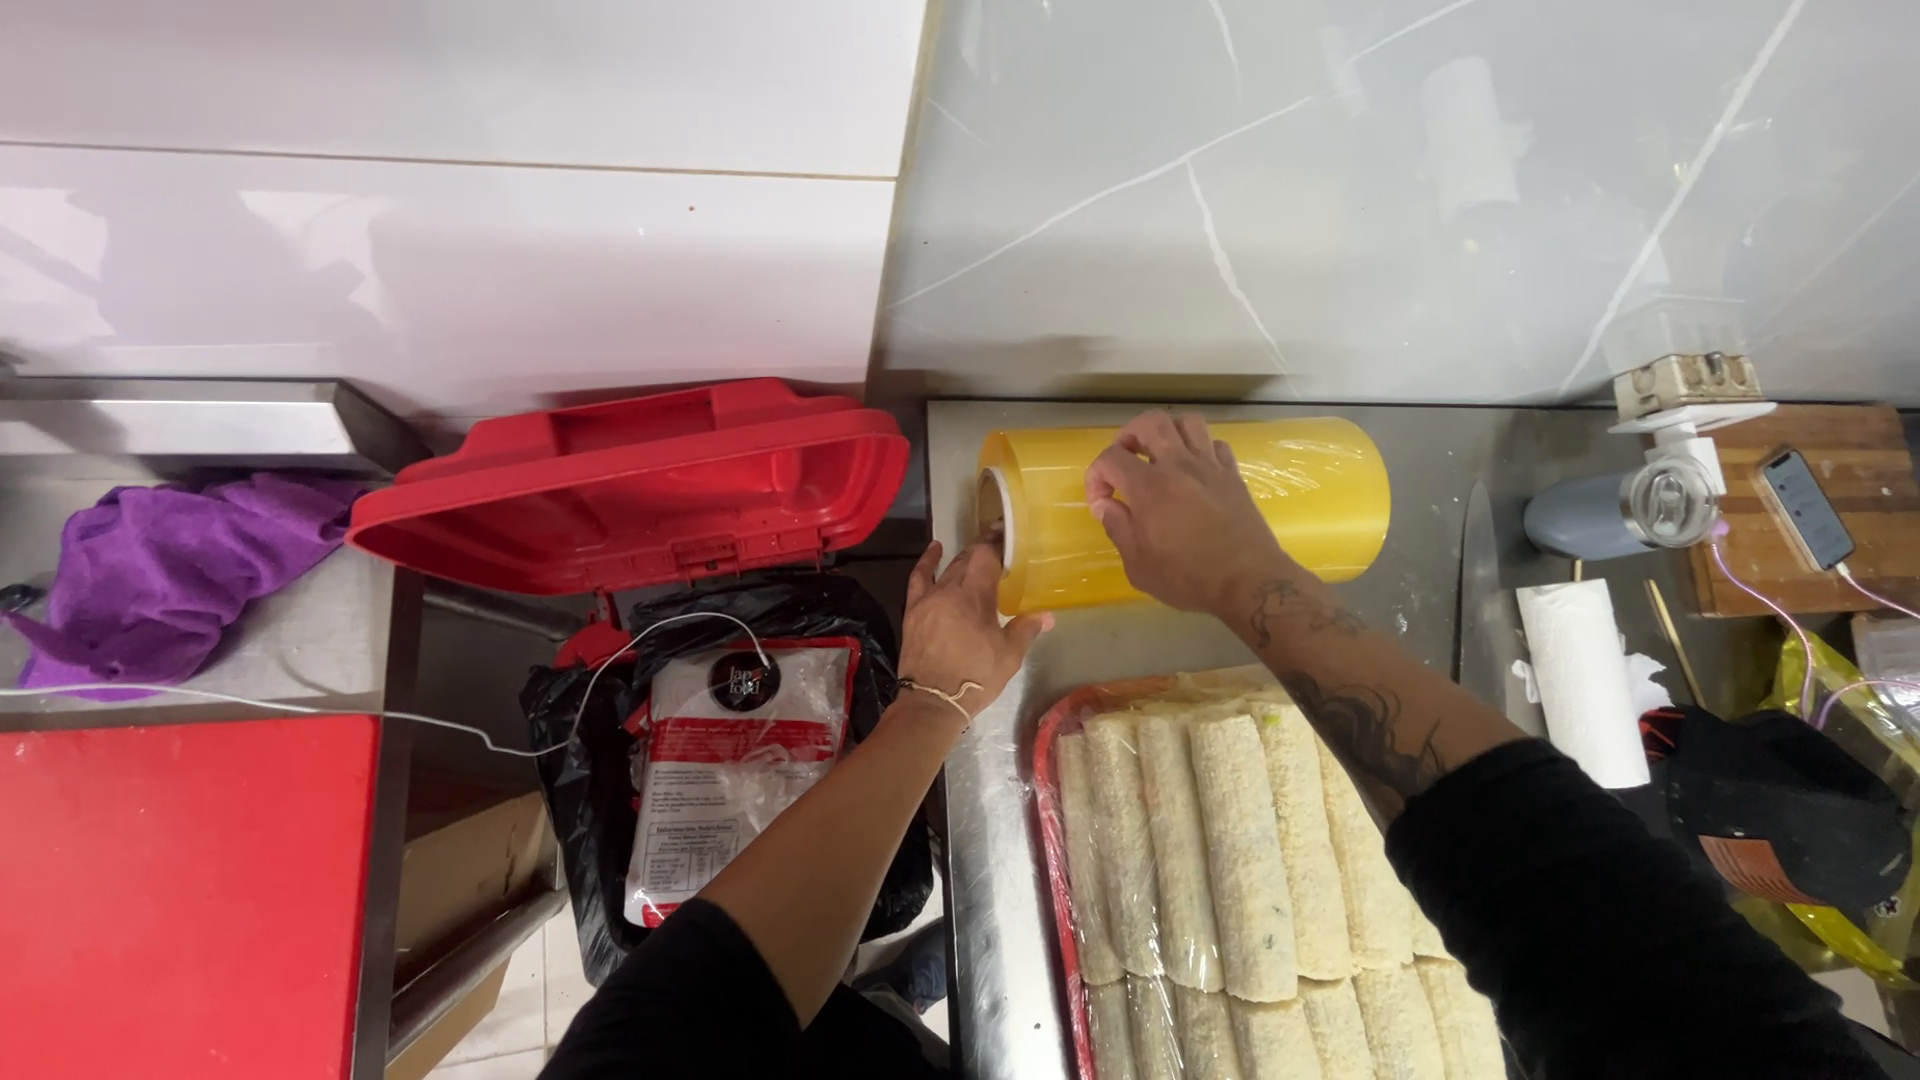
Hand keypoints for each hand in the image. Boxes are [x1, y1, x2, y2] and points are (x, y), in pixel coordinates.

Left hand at [897, 537, 1051, 720]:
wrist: (933, 701)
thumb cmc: (975, 677)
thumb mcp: (1009, 655)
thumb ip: (1026, 629)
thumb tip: (1047, 615)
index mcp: (975, 596)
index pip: (986, 555)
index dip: (997, 542)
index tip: (1007, 533)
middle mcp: (950, 589)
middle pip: (967, 559)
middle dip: (983, 549)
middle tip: (999, 543)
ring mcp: (928, 599)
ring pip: (948, 569)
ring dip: (963, 559)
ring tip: (977, 553)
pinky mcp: (914, 611)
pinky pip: (919, 578)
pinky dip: (928, 562)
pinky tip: (935, 550)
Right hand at [1084, 410, 1297, 615]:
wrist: (1249, 582)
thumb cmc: (1188, 579)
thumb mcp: (1138, 565)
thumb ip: (1117, 527)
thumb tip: (1104, 504)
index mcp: (1149, 487)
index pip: (1111, 458)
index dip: (1096, 476)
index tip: (1101, 501)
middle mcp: (1179, 465)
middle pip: (1150, 422)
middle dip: (1128, 435)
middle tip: (1124, 460)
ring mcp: (1210, 466)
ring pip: (1187, 422)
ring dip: (1167, 432)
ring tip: (1158, 455)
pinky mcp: (1233, 475)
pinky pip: (1214, 443)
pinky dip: (1198, 449)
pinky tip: (1192, 471)